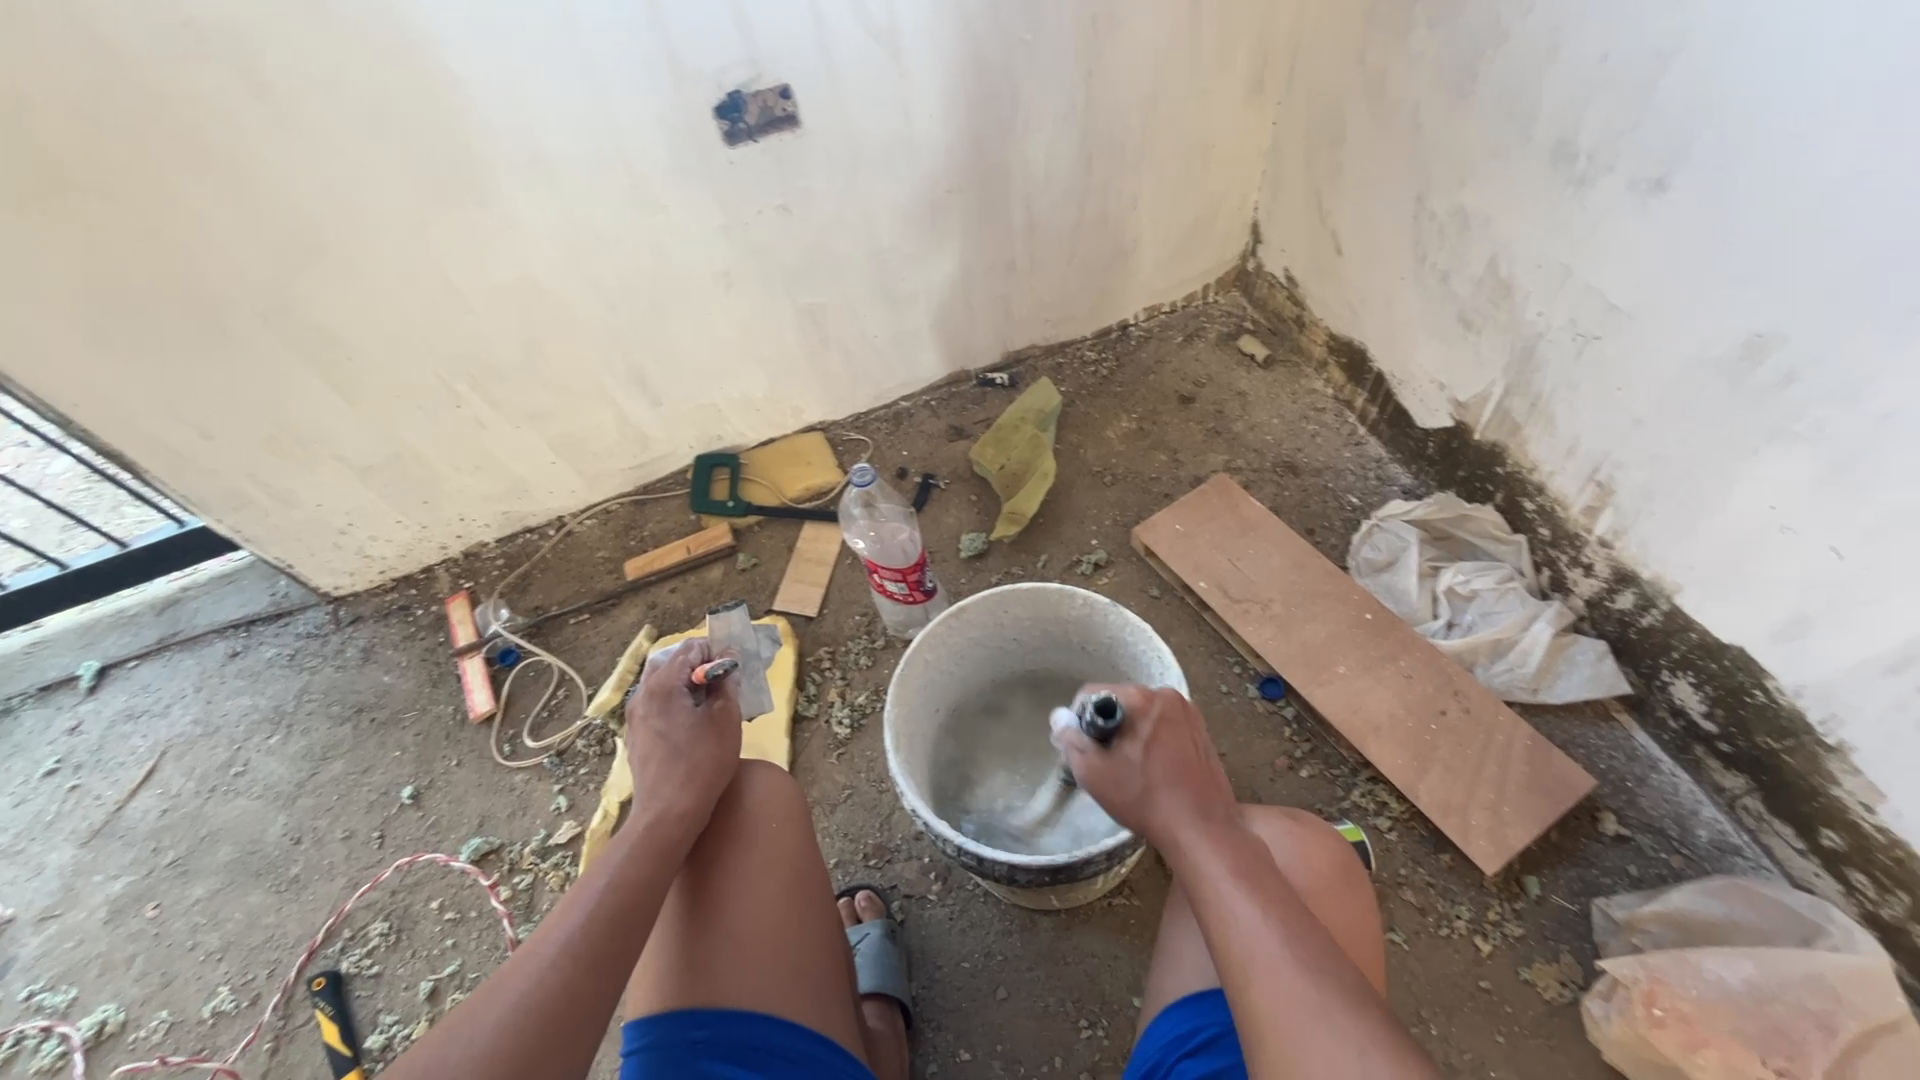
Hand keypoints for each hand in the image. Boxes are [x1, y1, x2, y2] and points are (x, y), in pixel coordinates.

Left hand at [623, 637, 741, 837]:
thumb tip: (726, 662)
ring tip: (708, 704)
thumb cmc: (702, 762)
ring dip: (685, 684)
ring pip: (660, 683)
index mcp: (663, 684)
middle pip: (670, 662)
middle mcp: (642, 694)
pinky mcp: (635, 735)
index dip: (715, 652)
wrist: (668, 813)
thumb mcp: (725, 718)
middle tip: (721, 684)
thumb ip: (726, 682)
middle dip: (697, 666)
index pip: (690, 648)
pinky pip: (655, 704)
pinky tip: (691, 724)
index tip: (732, 670)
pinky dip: (674, 702)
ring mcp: (634, 716)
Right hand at [1052, 684, 1237, 851]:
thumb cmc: (1144, 799)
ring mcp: (1188, 711)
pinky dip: (1152, 740)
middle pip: (1119, 702)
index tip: (1083, 750)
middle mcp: (1166, 695)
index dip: (1078, 721)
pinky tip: (1154, 770)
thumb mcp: (1094, 773)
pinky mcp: (1201, 730)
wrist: (1202, 828)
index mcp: (1140, 698)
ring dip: (1129, 734)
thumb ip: (1071, 740)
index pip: (1092, 694)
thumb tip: (1059, 719)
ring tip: (1130, 769)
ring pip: (1142, 715)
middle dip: (1106, 727)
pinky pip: (1163, 725)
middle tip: (1105, 763)